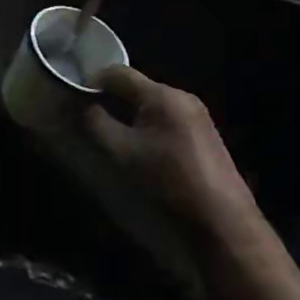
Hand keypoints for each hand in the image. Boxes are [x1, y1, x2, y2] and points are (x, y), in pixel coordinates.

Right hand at [85, 65, 261, 239]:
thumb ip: (94, 121)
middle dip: (108, 100)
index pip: (116, 72)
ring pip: (148, 104)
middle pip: (134, 87)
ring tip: (108, 137)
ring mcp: (197, 117)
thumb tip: (78, 103)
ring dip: (125, 115)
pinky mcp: (204, 137)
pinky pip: (164, 119)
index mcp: (162, 96)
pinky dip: (144, 127)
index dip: (90, 83)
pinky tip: (138, 150)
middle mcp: (183, 98)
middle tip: (87, 120)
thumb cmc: (168, 182)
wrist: (224, 227)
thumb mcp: (120, 152)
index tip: (75, 103)